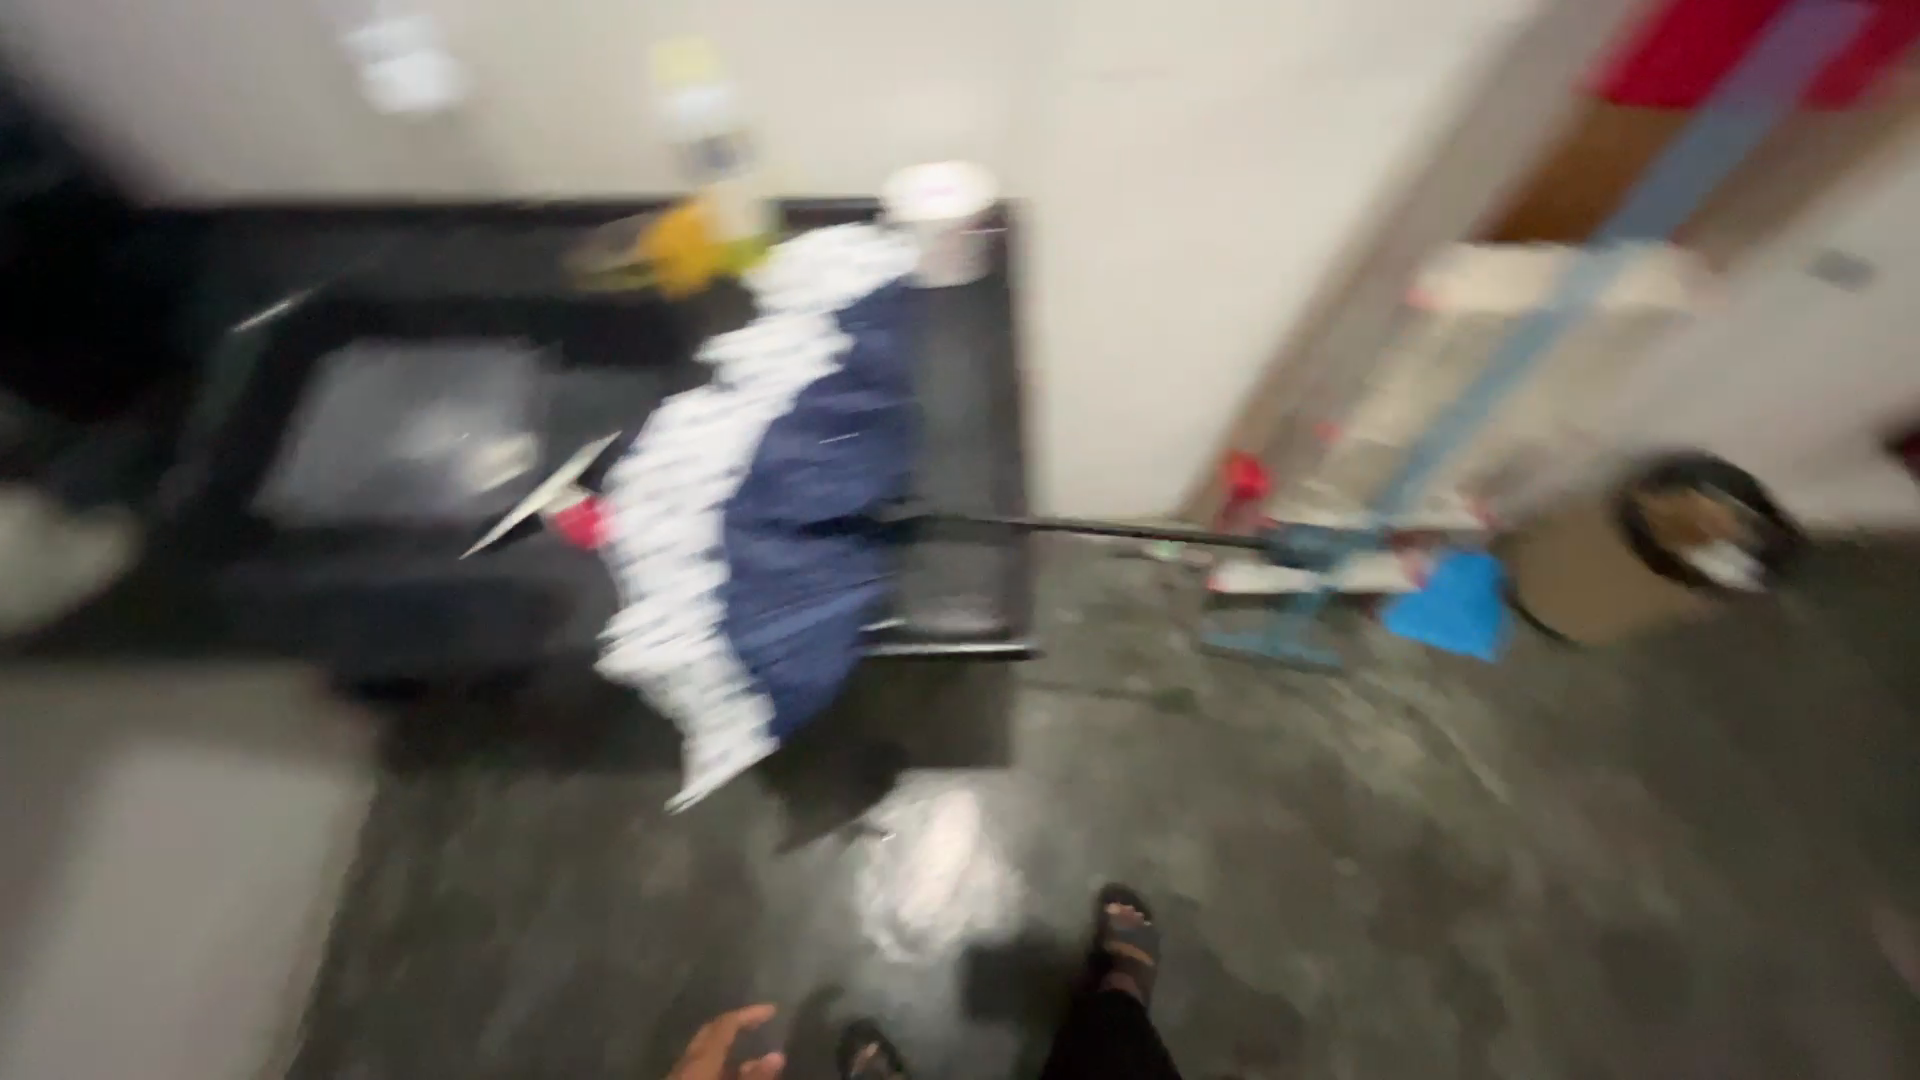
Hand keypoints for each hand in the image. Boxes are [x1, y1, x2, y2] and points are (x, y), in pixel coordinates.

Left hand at [668, 1005, 784, 1079]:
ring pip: (701, 1056)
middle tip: (758, 1024)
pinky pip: (695, 1073)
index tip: (772, 1011)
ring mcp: (676, 1079)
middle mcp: (685, 1065)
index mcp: (700, 1062)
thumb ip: (755, 1078)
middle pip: (709, 1034)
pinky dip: (716, 1071)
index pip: (726, 1024)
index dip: (750, 1014)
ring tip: (753, 1064)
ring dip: (727, 1054)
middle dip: (735, 1027)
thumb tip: (777, 1056)